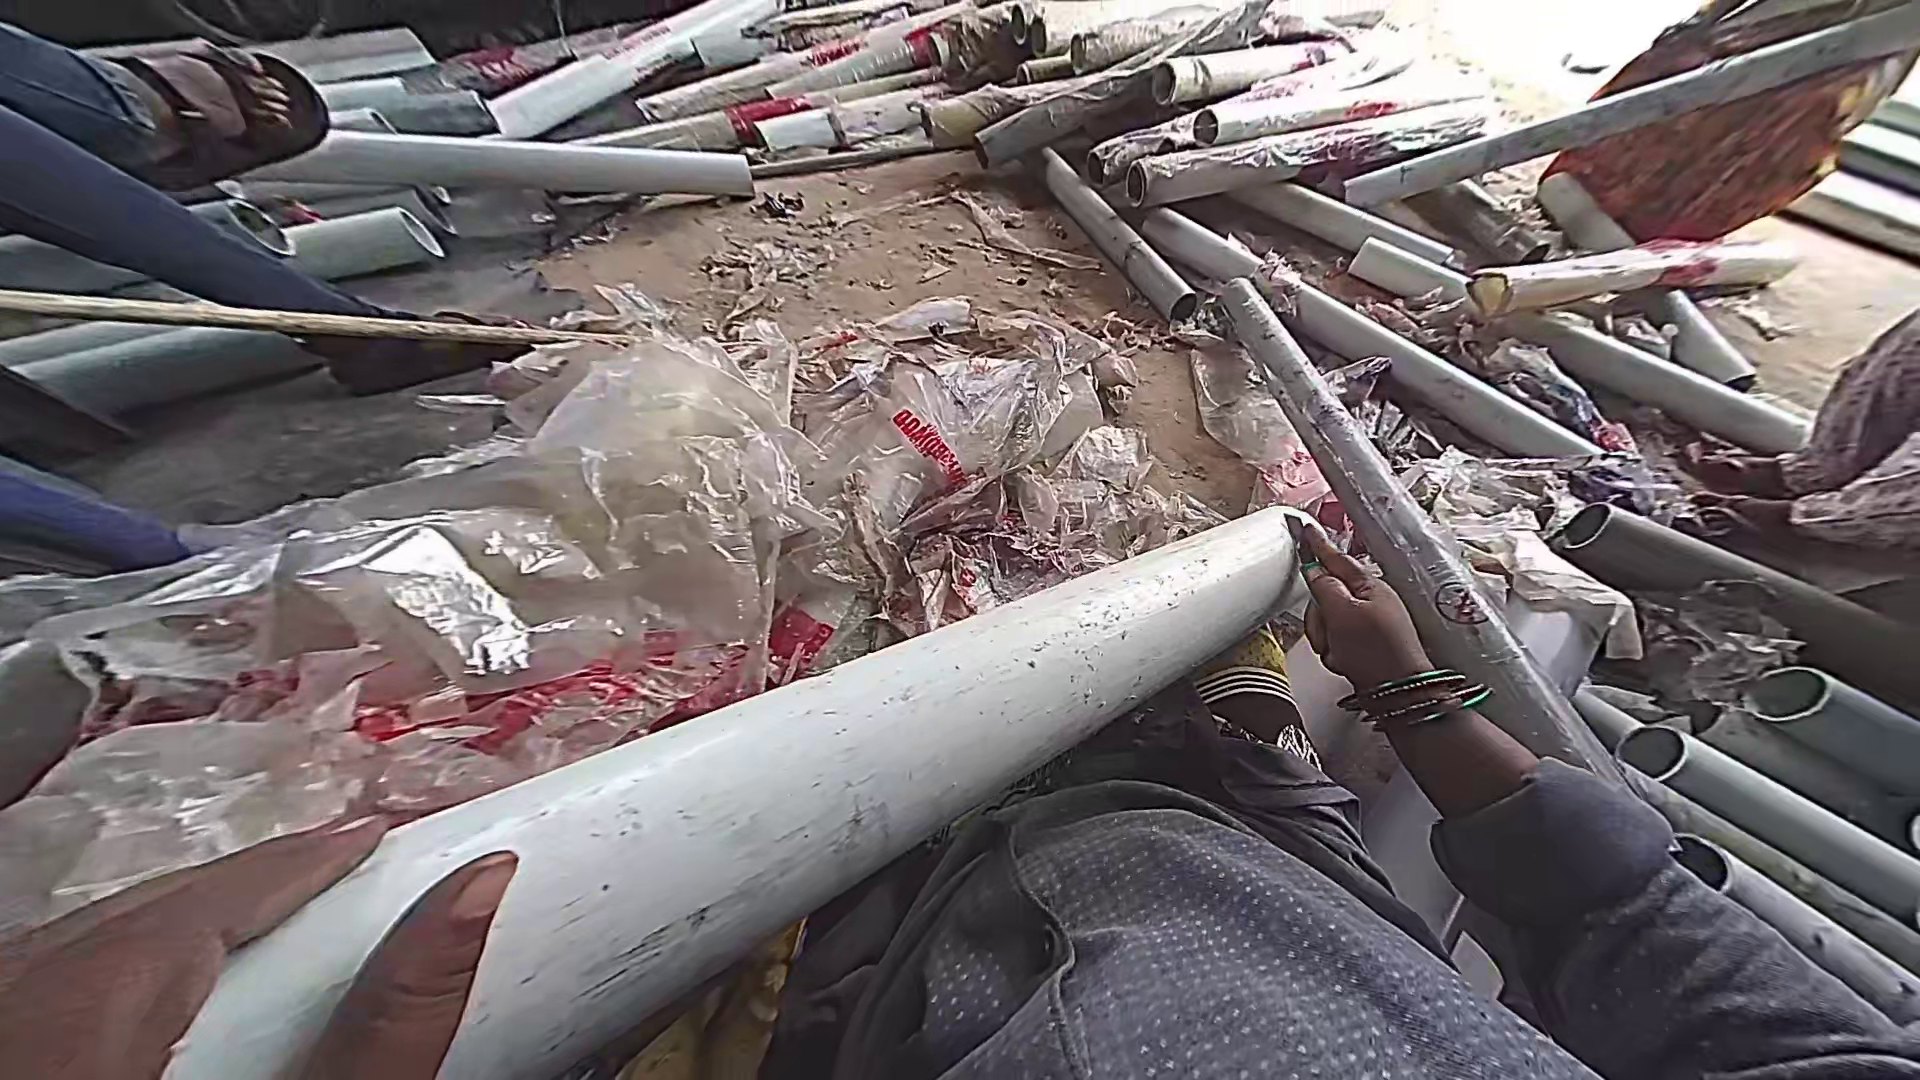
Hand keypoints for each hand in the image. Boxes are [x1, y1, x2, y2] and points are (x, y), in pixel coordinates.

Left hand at [0, 817, 515, 1079]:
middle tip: (331, 865)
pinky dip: (92, 978)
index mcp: (64, 1066)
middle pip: (106, 935)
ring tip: (254, 911)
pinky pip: (12, 1010)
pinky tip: (149, 992)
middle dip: (233, 886)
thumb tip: (485, 880)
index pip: (177, 925)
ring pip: (41, 969)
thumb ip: (400, 1016)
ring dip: (160, 927)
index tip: (368, 838)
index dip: (288, 866)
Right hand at [1299, 524, 1433, 691]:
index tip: (1305, 529)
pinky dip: (1332, 649)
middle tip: (1327, 632)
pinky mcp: (1361, 641)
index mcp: (1370, 587)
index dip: (1318, 545)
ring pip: (1324, 618)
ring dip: (1324, 636)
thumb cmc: (1375, 651)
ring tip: (1338, 651)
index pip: (1337, 559)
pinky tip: (1343, 659)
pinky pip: (1331, 637)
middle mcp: (1369, 601)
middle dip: (1319, 617)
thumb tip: (1314, 571)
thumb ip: (1324, 587)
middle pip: (1324, 595)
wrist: (1396, 692)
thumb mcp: (1343, 614)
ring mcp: (1366, 622)